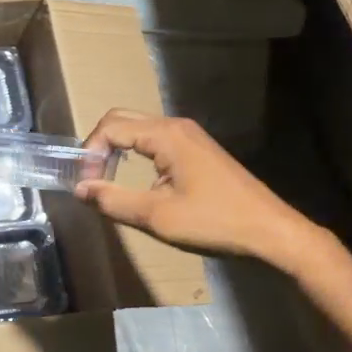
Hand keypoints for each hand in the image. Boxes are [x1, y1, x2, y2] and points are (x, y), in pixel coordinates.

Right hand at [74, 109, 324, 266]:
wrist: (272, 231)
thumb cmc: (214, 222)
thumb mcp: (157, 217)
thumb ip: (113, 200)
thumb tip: (80, 190)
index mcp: (165, 135)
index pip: (110, 128)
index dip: (90, 154)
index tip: (86, 186)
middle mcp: (175, 126)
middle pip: (122, 120)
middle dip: (99, 146)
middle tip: (90, 178)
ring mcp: (189, 136)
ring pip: (138, 129)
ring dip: (117, 150)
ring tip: (107, 181)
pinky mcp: (197, 149)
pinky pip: (154, 140)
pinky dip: (135, 153)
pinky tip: (136, 181)